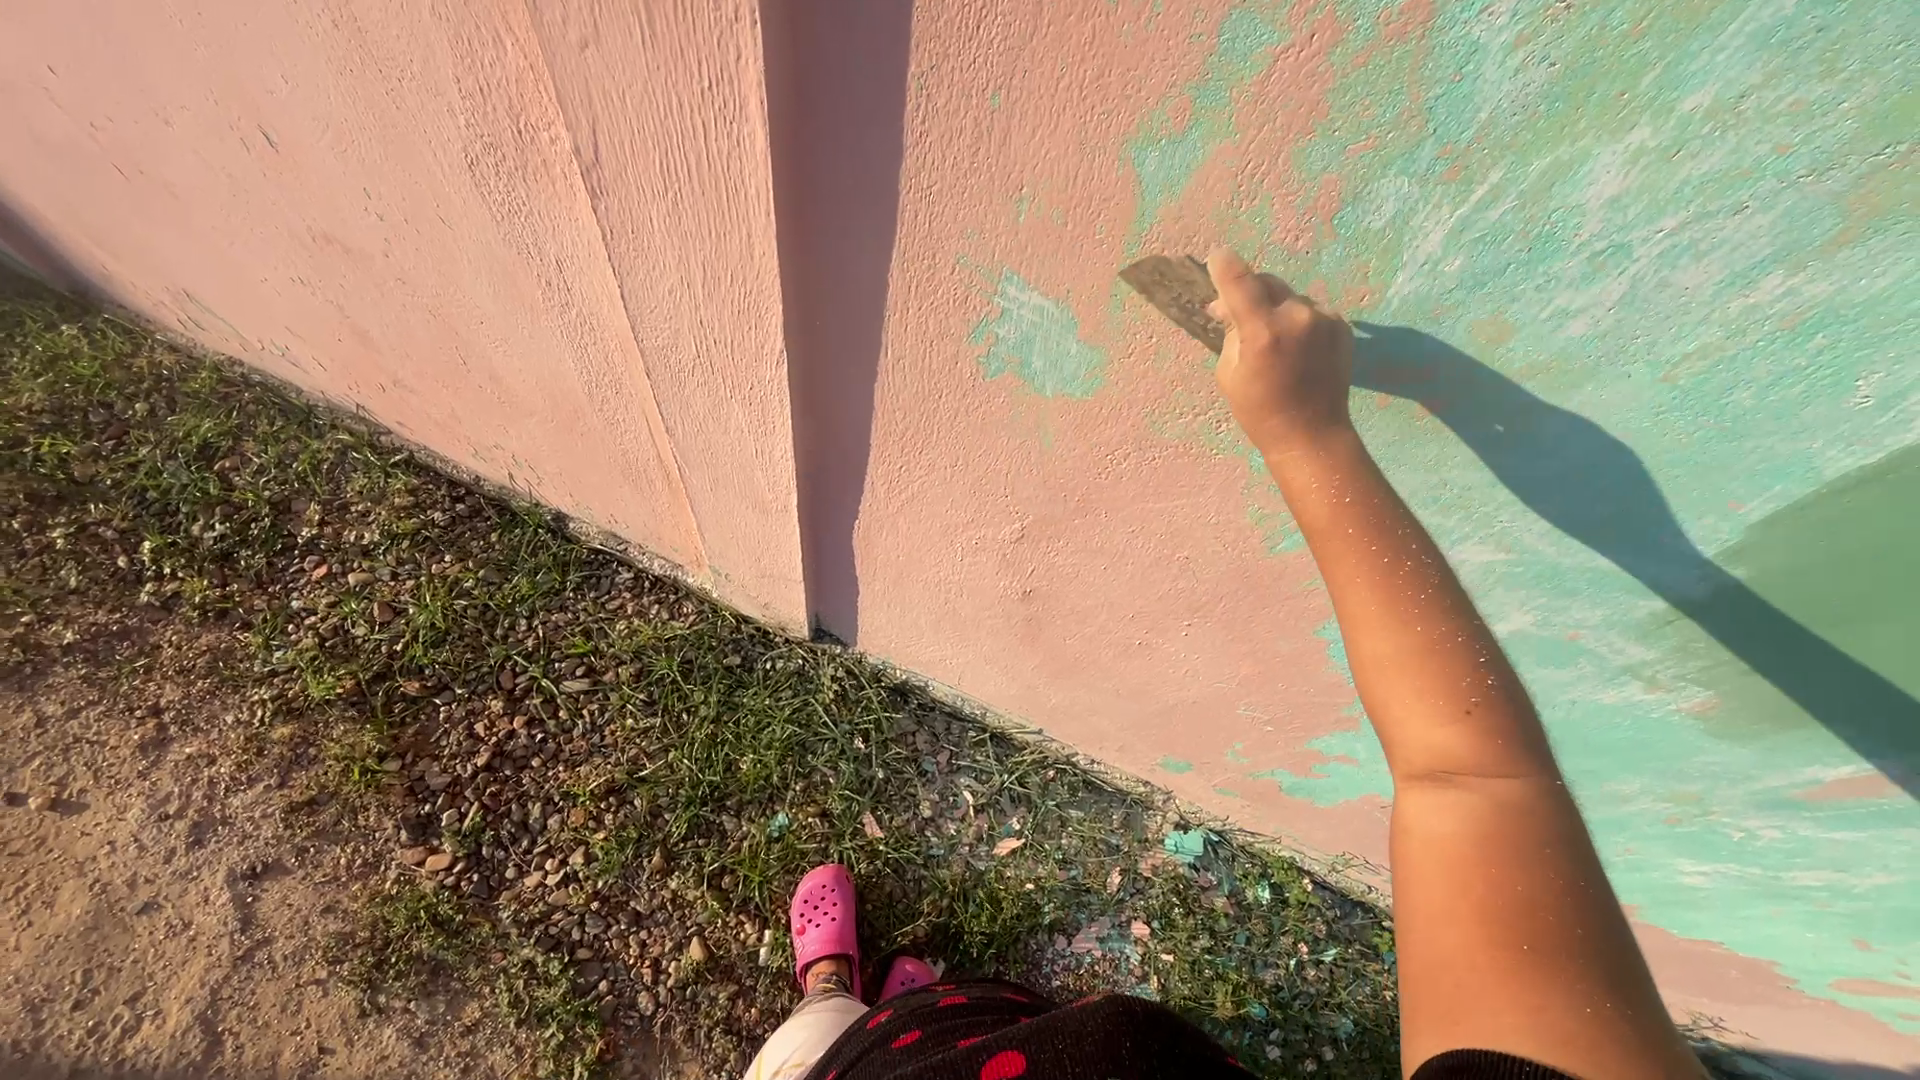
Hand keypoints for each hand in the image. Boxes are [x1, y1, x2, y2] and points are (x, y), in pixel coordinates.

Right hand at [1206, 247, 1355, 455]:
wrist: (1311, 433)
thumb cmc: (1259, 410)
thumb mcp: (1229, 373)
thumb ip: (1231, 333)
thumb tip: (1230, 308)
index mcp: (1262, 332)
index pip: (1239, 282)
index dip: (1224, 266)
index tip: (1217, 256)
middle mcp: (1296, 317)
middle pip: (1266, 282)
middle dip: (1247, 291)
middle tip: (1230, 312)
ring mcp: (1323, 319)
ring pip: (1289, 297)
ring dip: (1274, 308)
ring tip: (1268, 337)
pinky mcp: (1341, 325)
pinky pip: (1310, 311)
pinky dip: (1296, 320)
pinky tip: (1292, 345)